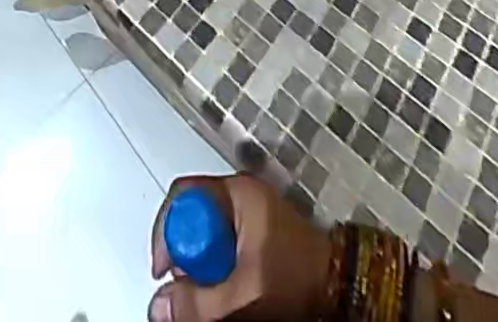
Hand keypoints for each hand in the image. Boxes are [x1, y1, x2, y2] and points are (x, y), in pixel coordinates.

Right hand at [148, 174, 333, 321]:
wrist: (339, 290)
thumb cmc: (298, 282)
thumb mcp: (243, 295)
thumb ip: (199, 302)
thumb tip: (159, 306)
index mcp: (238, 191)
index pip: (184, 195)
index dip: (168, 232)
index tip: (165, 270)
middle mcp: (240, 192)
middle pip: (191, 214)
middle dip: (185, 253)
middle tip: (189, 286)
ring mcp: (248, 209)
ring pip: (204, 231)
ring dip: (200, 264)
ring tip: (214, 292)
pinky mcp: (254, 229)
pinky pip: (219, 241)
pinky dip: (216, 266)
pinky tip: (227, 289)